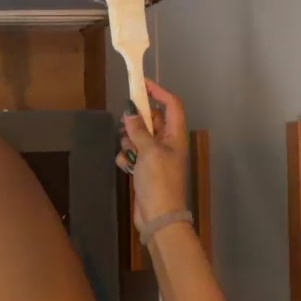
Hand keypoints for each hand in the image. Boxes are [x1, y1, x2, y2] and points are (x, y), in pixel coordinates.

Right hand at [119, 78, 188, 226]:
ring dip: (129, 142)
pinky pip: (132, 154)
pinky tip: (127, 167)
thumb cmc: (159, 181)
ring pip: (138, 136)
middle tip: (125, 123)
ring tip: (129, 152)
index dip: (158, 92)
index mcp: (176, 136)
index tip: (141, 85)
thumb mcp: (149, 152)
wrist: (158, 215)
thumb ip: (138, 131)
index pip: (171, 105)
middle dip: (137, 121)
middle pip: (152, 120)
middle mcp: (168, 143)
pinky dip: (127, 158)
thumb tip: (130, 114)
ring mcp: (156, 156)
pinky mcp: (145, 169)